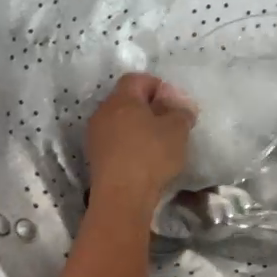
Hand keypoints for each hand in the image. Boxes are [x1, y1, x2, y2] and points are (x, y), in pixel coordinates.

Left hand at [86, 73, 195, 207]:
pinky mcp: (95, 157)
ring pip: (120, 121)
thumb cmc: (151, 155)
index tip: (175, 103)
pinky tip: (145, 158)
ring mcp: (96, 136)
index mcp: (121, 99)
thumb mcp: (178, 130)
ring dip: (139, 127)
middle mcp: (103, 112)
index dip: (158, 86)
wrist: (122, 197)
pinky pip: (115, 140)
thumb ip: (181, 112)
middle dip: (149, 107)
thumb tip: (180, 107)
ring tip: (159, 142)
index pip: (137, 79)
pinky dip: (130, 143)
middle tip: (170, 122)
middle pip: (127, 100)